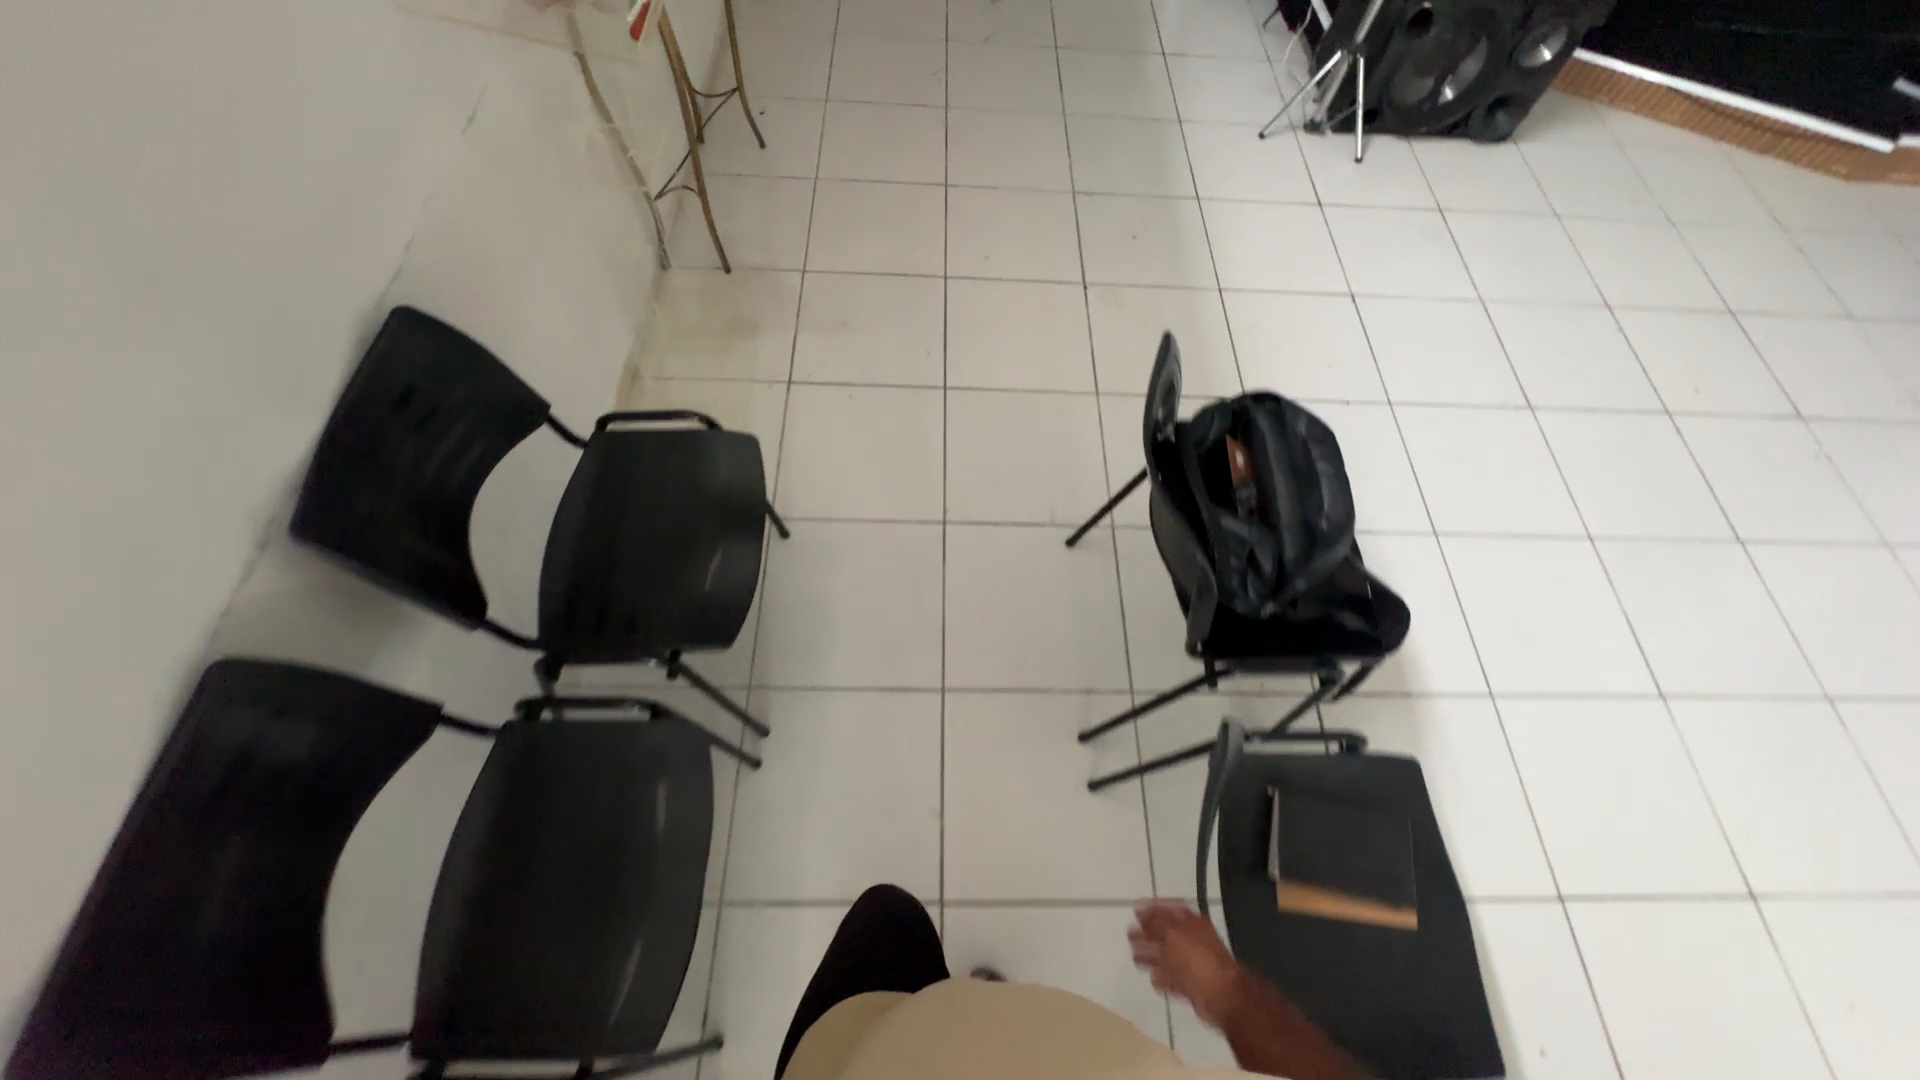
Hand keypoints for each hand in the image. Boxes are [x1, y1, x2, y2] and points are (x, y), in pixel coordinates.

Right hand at [1129, 900, 1240, 1026]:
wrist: (1222, 996)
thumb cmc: (1197, 959)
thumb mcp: (1173, 934)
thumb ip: (1155, 923)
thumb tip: (1140, 912)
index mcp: (1192, 923)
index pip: (1171, 909)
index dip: (1153, 908)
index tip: (1135, 910)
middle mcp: (1194, 941)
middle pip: (1167, 934)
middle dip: (1148, 933)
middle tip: (1129, 934)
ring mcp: (1194, 964)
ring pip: (1169, 957)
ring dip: (1151, 956)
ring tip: (1134, 957)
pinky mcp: (1193, 985)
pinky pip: (1174, 978)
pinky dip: (1163, 978)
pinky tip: (1152, 979)